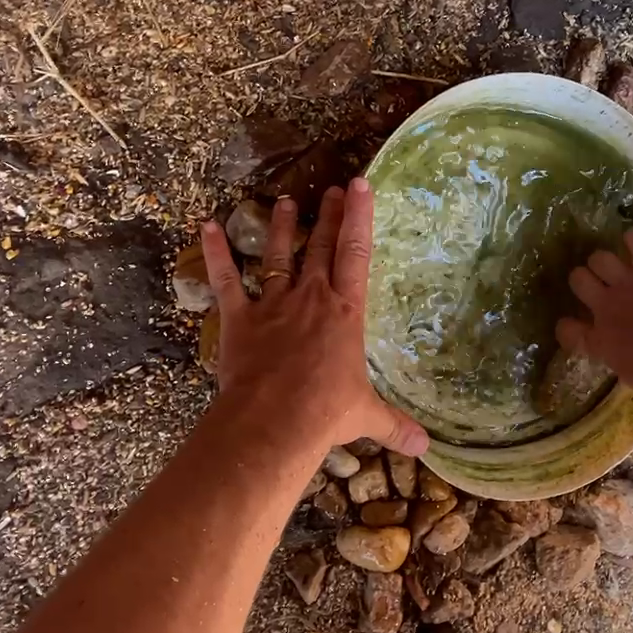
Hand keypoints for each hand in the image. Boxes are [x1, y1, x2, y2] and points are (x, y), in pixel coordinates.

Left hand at [201, 179, 428, 457]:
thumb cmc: (325, 412)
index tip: (360, 185)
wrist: (274, 421)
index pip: (356, 252)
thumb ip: (395, 426)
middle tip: (333, 188)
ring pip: (278, 256)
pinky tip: (207, 227)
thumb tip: (425, 447)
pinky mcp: (239, 318)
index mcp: (345, 311)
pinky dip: (216, 254)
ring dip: (281, 227)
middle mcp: (311, 297)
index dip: (359, 216)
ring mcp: (273, 304)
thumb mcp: (366, 416)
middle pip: (322, 246)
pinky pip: (226, 280)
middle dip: (329, 214)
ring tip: (285, 201)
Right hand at [556, 227, 632, 403]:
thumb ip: (621, 359)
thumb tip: (620, 352)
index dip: (568, 327)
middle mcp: (608, 308)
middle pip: (577, 279)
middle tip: (600, 286)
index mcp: (602, 342)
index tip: (575, 327)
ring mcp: (630, 283)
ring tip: (619, 267)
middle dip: (585, 280)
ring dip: (606, 262)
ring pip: (600, 257)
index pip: (567, 331)